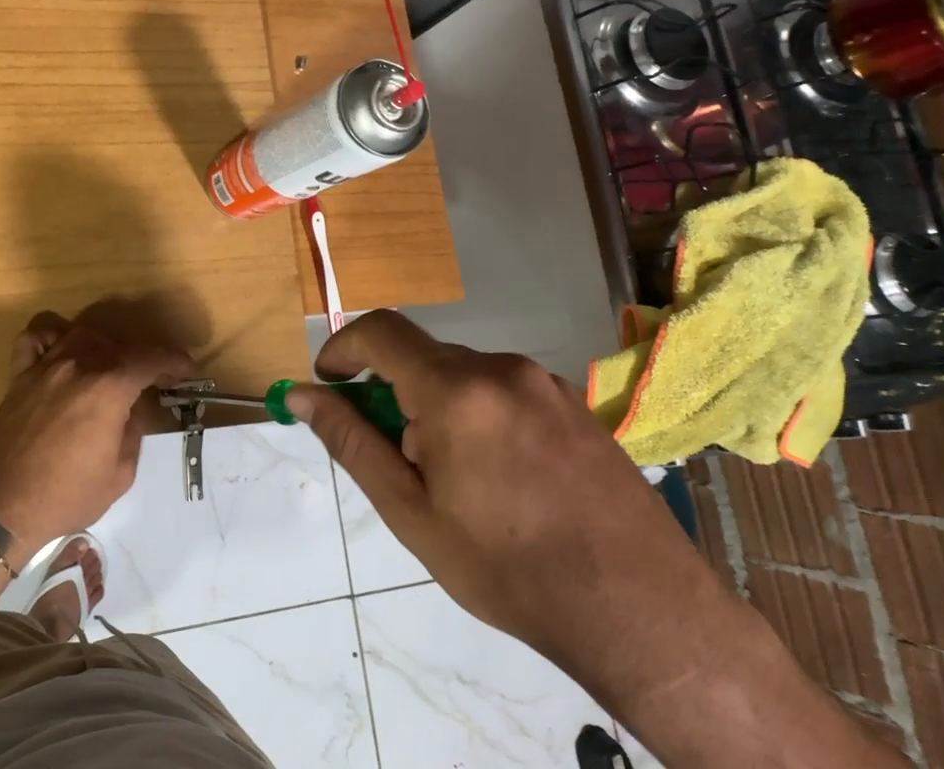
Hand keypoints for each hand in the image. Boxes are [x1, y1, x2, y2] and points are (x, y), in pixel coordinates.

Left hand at [0, 304, 193, 569]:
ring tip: (109, 370)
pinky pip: (35, 339)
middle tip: (151, 382)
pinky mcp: (18, 377)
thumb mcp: (119, 474)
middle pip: (117, 345)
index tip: (185, 371)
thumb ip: (132, 433)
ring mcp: (43, 367)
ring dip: (103, 347)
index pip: (149, 359)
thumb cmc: (65, 497)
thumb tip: (131, 412)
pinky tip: (61, 356)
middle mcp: (76, 366)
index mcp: (107, 389)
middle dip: (141, 359)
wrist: (1, 506)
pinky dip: (53, 338)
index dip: (173, 361)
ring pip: (80, 334)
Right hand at [284, 310, 717, 661]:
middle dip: (394, 393)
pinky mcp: (580, 408)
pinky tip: (502, 480)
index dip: (343, 349)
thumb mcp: (408, 509)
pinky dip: (480, 417)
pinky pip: (507, 393)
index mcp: (457, 391)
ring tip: (456, 481)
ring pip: (466, 378)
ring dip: (439, 408)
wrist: (640, 611)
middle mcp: (504, 371)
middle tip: (397, 461)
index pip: (381, 332)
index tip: (329, 383)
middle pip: (424, 357)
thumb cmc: (505, 567)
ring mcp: (550, 386)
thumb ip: (351, 441)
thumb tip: (303, 394)